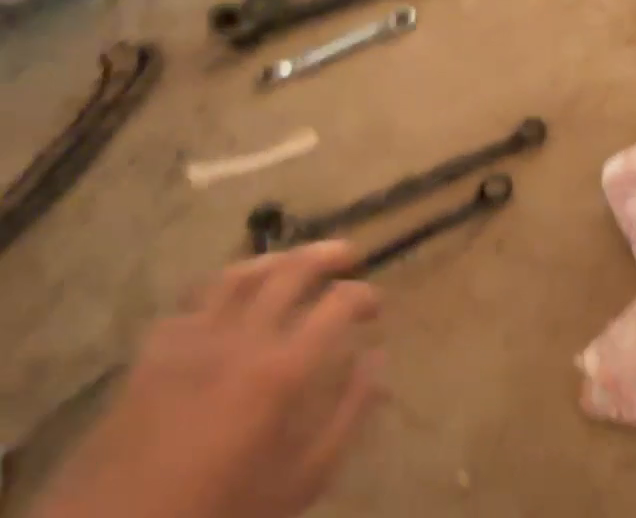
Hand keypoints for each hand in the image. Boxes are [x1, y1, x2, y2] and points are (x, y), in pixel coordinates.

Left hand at [32, 242, 383, 517]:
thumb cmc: (223, 509)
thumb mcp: (305, 475)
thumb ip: (350, 410)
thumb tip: (377, 357)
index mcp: (283, 370)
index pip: (339, 301)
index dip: (365, 295)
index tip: (375, 308)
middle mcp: (238, 343)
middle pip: (289, 271)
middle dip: (326, 256)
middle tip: (349, 257)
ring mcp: (185, 348)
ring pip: (234, 276)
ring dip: (273, 261)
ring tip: (293, 264)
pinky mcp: (145, 363)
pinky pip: (186, 307)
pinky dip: (218, 295)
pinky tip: (229, 308)